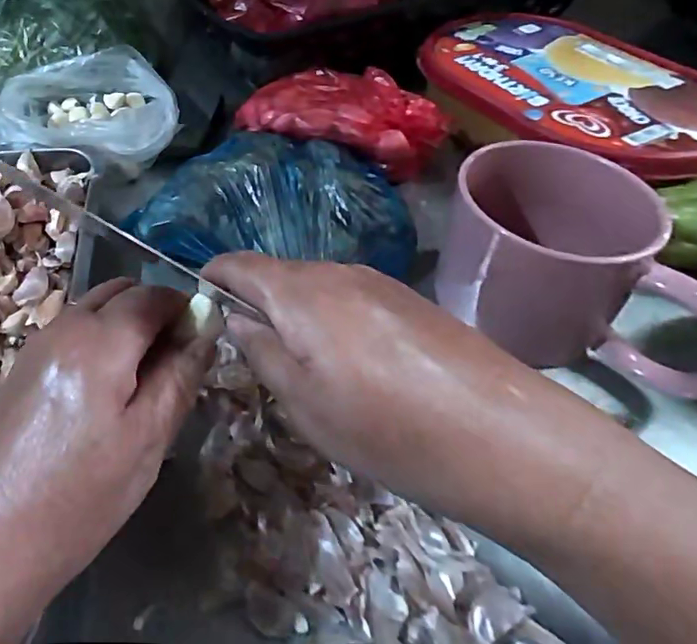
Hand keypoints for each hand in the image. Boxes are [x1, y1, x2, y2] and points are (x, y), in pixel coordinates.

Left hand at [0, 279, 218, 643]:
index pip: (154, 294)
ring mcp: (37, 344)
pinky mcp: (22, 368)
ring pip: (96, 309)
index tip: (203, 339)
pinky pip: (74, 332)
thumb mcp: (146, 440)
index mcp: (99, 338)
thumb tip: (205, 328)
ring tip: (142, 382)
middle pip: (122, 291)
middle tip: (175, 361)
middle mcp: (65, 325)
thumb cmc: (77, 497)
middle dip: (155, 311)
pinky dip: (100, 341)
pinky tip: (105, 395)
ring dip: (127, 325)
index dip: (185, 307)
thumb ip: (179, 375)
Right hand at [203, 252, 615, 529]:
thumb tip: (238, 319)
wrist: (496, 431)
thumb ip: (262, 352)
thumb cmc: (382, 426)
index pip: (239, 264)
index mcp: (299, 291)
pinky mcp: (407, 298)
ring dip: (296, 312)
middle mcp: (336, 271)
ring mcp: (376, 281)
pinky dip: (332, 318)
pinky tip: (351, 363)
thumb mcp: (303, 402)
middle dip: (256, 301)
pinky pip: (350, 296)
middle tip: (251, 349)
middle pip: (279, 273)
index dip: (213, 277)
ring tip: (303, 364)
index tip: (200, 300)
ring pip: (316, 286)